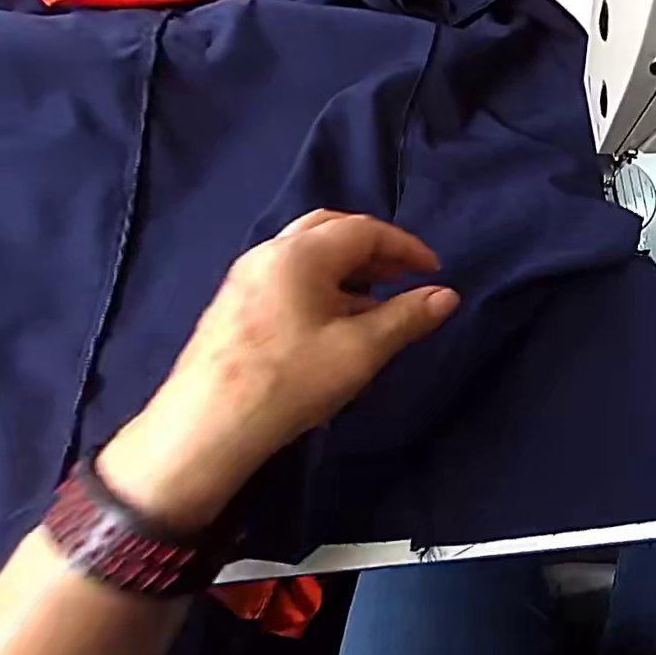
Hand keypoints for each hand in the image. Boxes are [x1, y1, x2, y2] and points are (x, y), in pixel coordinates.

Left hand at [95, 211, 459, 535]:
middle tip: (402, 277)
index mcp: (299, 253)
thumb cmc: (289, 381)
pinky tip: (331, 323)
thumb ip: (407, 317)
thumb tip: (447, 295)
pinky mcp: (233, 304)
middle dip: (373, 250)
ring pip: (305, 256)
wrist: (207, 425)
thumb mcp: (360, 351)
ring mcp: (244, 278)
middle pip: (330, 231)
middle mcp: (267, 253)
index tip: (434, 270)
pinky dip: (319, 287)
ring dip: (346, 270)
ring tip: (374, 303)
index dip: (405, 246)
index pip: (363, 229)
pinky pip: (285, 279)